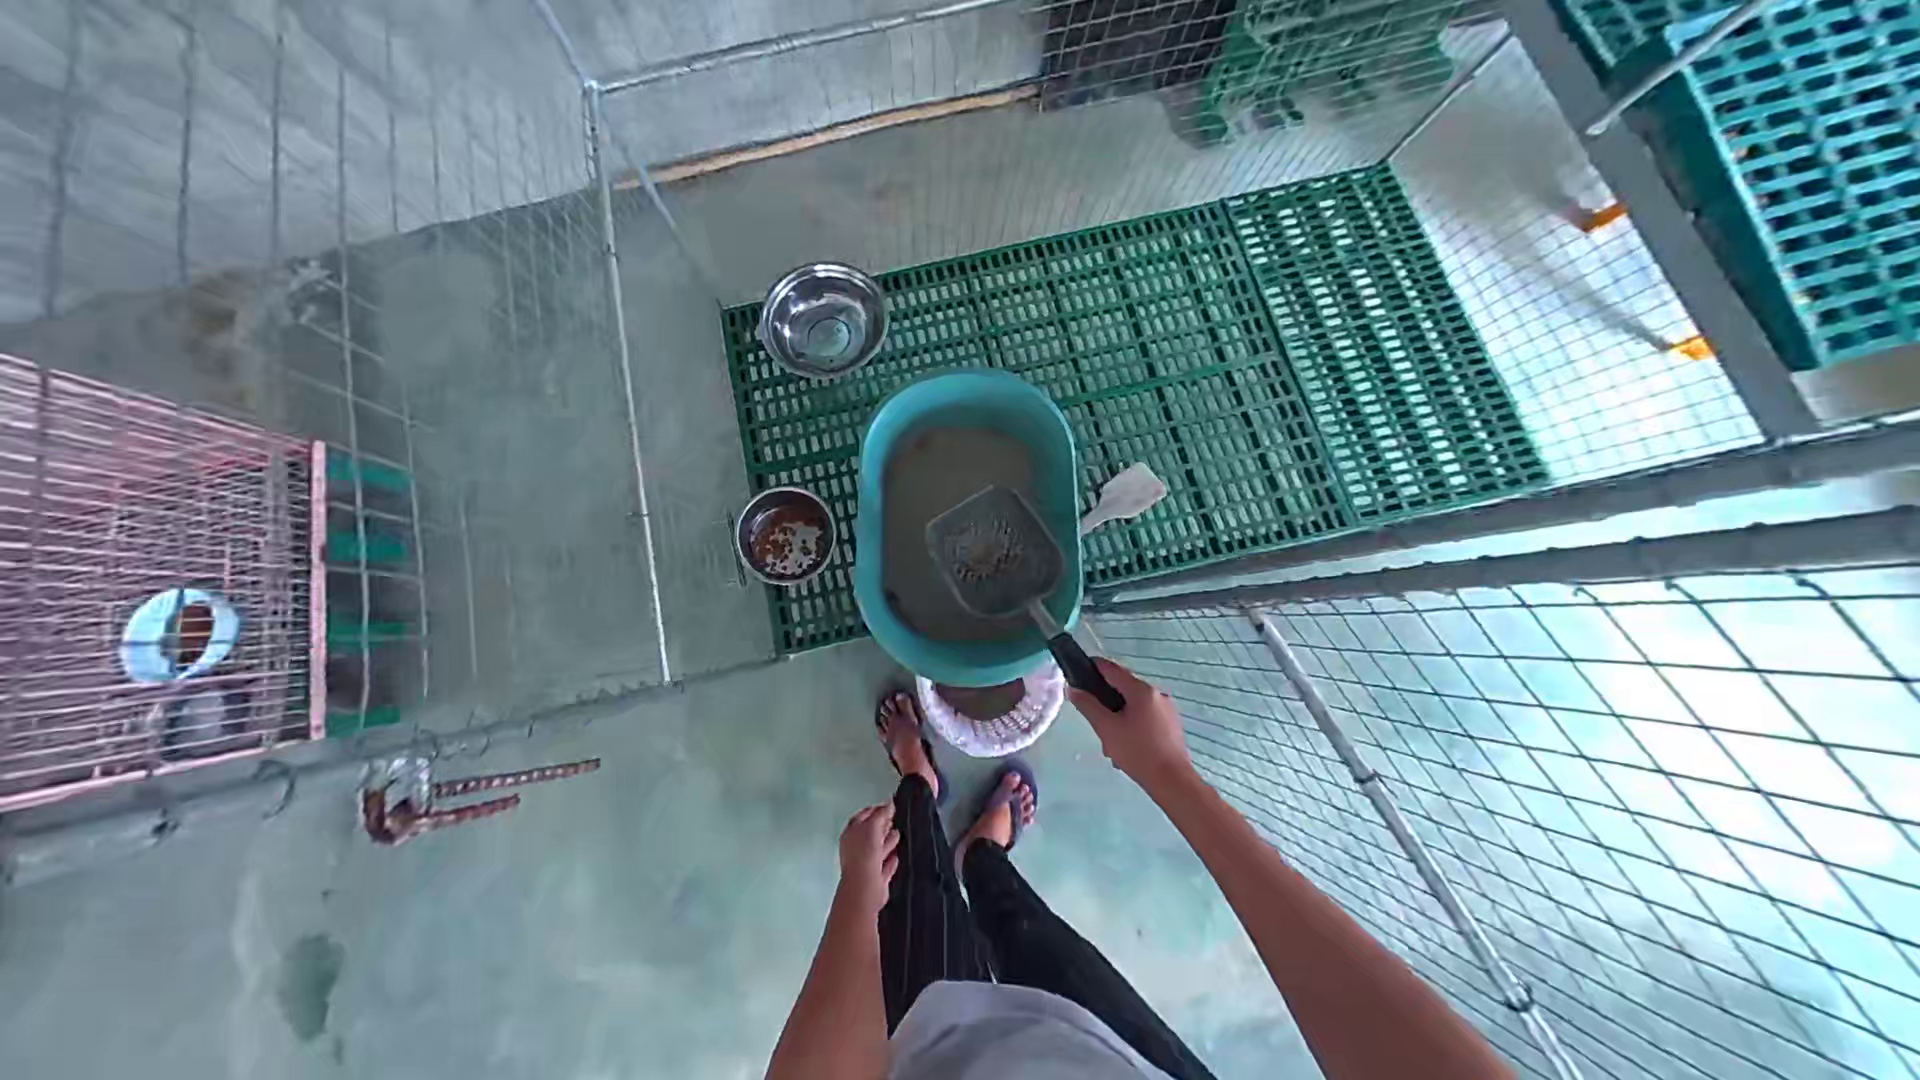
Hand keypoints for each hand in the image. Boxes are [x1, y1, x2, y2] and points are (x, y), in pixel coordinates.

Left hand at [836, 802, 899, 912]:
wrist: (864, 887)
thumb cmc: (864, 854)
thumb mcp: (873, 826)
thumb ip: (882, 814)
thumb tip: (889, 803)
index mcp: (851, 834)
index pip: (862, 817)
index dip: (874, 810)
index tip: (888, 805)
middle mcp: (856, 848)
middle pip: (870, 833)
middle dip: (881, 825)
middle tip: (893, 818)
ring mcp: (864, 864)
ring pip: (877, 850)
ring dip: (887, 842)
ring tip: (898, 834)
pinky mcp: (875, 879)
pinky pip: (883, 866)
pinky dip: (889, 861)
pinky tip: (896, 857)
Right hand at [1069, 658, 1195, 792]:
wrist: (1173, 782)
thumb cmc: (1138, 752)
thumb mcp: (1106, 728)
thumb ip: (1088, 706)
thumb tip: (1072, 688)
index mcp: (1142, 691)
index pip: (1112, 669)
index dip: (1094, 666)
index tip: (1078, 670)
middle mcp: (1157, 694)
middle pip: (1124, 689)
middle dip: (1106, 702)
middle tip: (1095, 721)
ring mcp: (1167, 710)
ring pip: (1134, 705)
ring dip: (1119, 718)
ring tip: (1111, 743)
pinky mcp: (1171, 725)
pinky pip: (1145, 717)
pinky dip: (1132, 725)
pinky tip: (1127, 747)